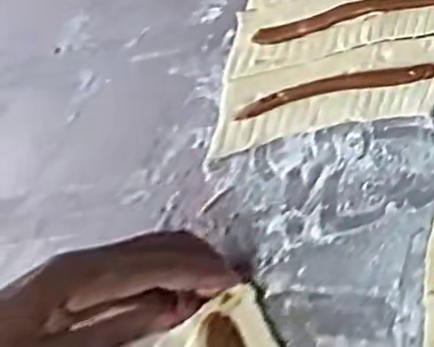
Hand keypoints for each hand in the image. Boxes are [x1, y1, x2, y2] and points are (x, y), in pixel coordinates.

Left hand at [0, 232, 240, 346]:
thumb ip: (121, 326)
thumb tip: (181, 305)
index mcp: (80, 270)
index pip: (162, 262)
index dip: (204, 271)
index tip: (238, 282)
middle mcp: (78, 261)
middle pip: (159, 247)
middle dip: (198, 263)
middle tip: (225, 284)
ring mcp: (64, 273)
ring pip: (144, 256)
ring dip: (178, 272)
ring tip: (198, 296)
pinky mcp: (56, 288)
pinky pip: (121, 274)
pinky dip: (152, 282)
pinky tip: (162, 301)